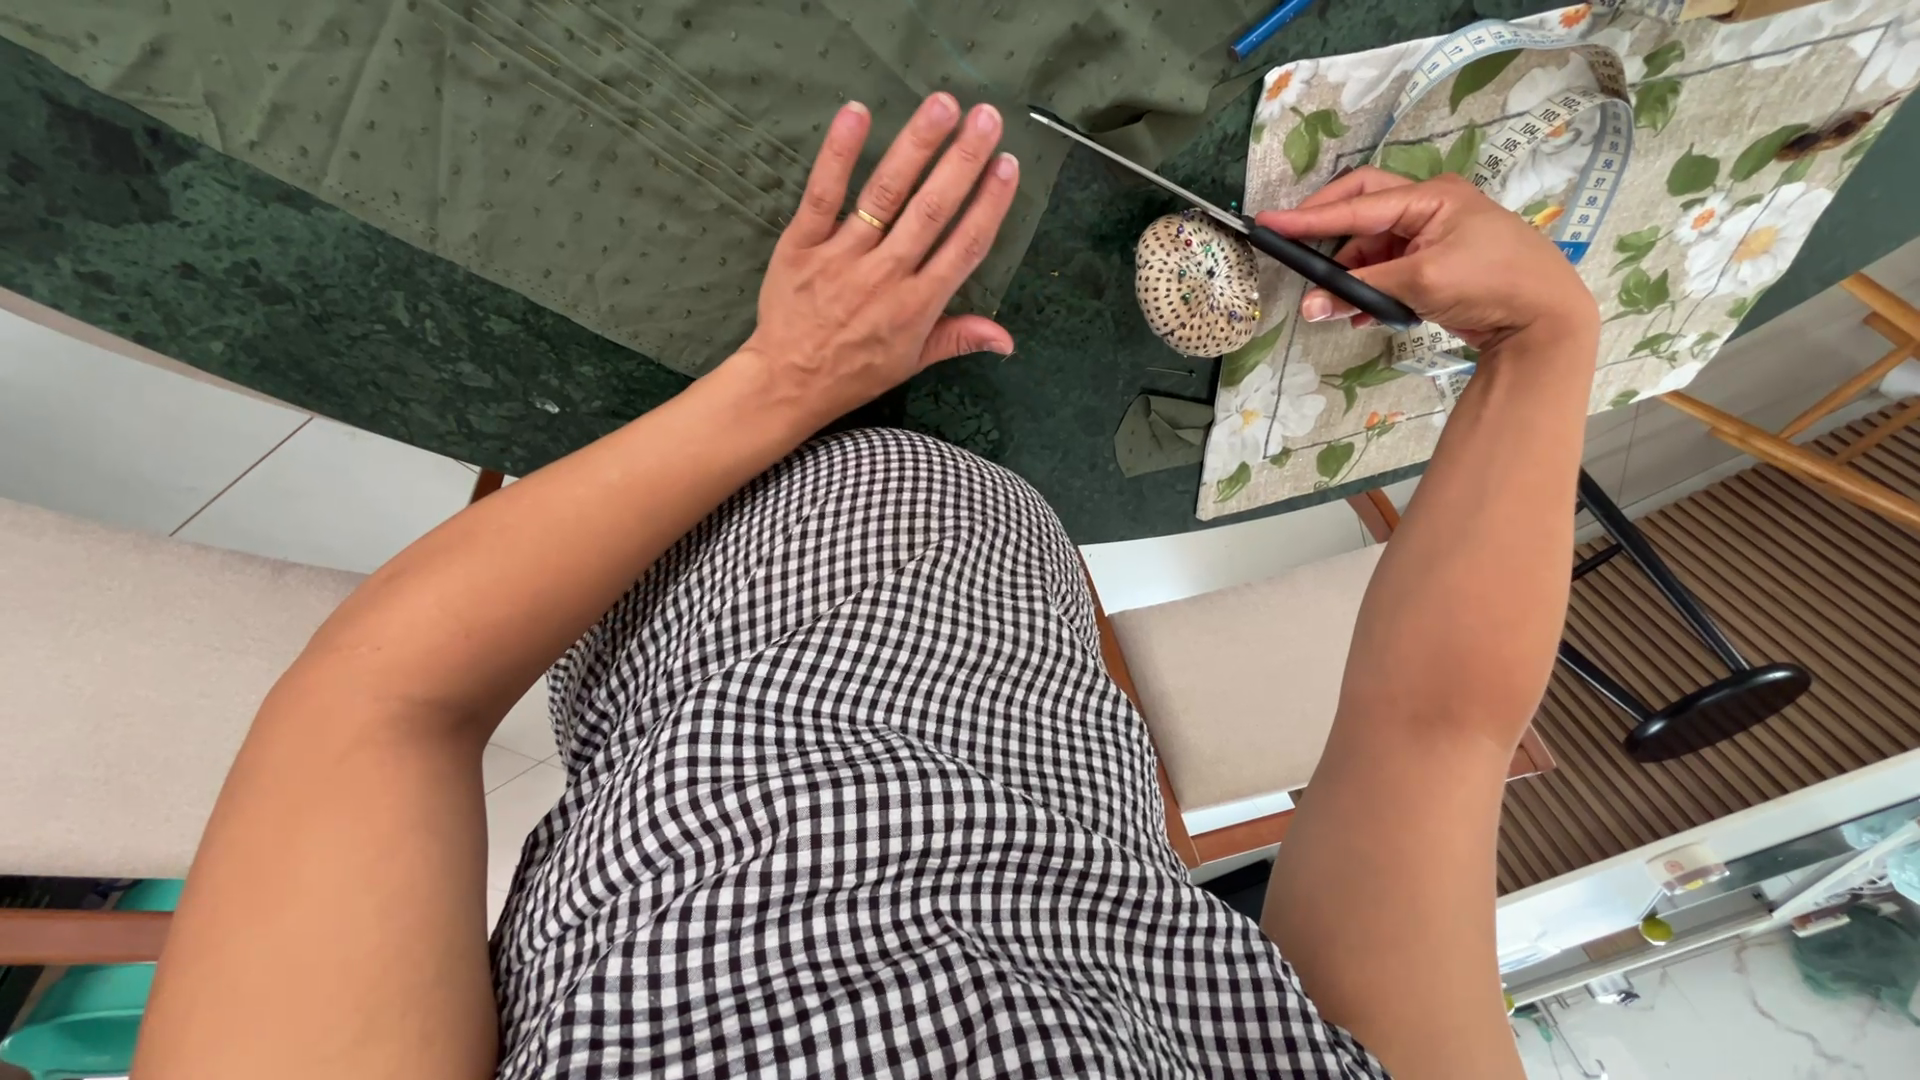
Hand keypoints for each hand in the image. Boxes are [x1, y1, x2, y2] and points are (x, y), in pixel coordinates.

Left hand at [728, 93, 1019, 427]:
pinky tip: (857, 112)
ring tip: (943, 104)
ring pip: (885, 193)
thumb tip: (1009, 340)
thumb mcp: (913, 362)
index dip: (989, 205)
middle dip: (963, 161)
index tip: (1008, 166)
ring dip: (916, 146)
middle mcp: (886, 275)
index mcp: (918, 306)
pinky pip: (823, 193)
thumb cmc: (856, 372)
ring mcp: (843, 256)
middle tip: (987, 116)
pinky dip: (838, 153)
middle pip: (932, 210)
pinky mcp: (803, 244)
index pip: (964, 247)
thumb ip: (959, 339)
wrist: (789, 382)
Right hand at [1257, 167, 1598, 351]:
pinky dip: (1368, 291)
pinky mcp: (1431, 266)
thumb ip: (1361, 289)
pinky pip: (1385, 272)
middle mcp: (1428, 209)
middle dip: (1327, 236)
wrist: (1541, 316)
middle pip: (1360, 213)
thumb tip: (1310, 306)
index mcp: (1430, 197)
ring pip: (1370, 250)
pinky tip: (1360, 314)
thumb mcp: (1421, 280)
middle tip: (1293, 251)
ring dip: (1349, 278)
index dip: (1309, 217)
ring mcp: (1430, 238)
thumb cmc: (1490, 281)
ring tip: (1333, 306)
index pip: (1356, 203)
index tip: (1269, 223)